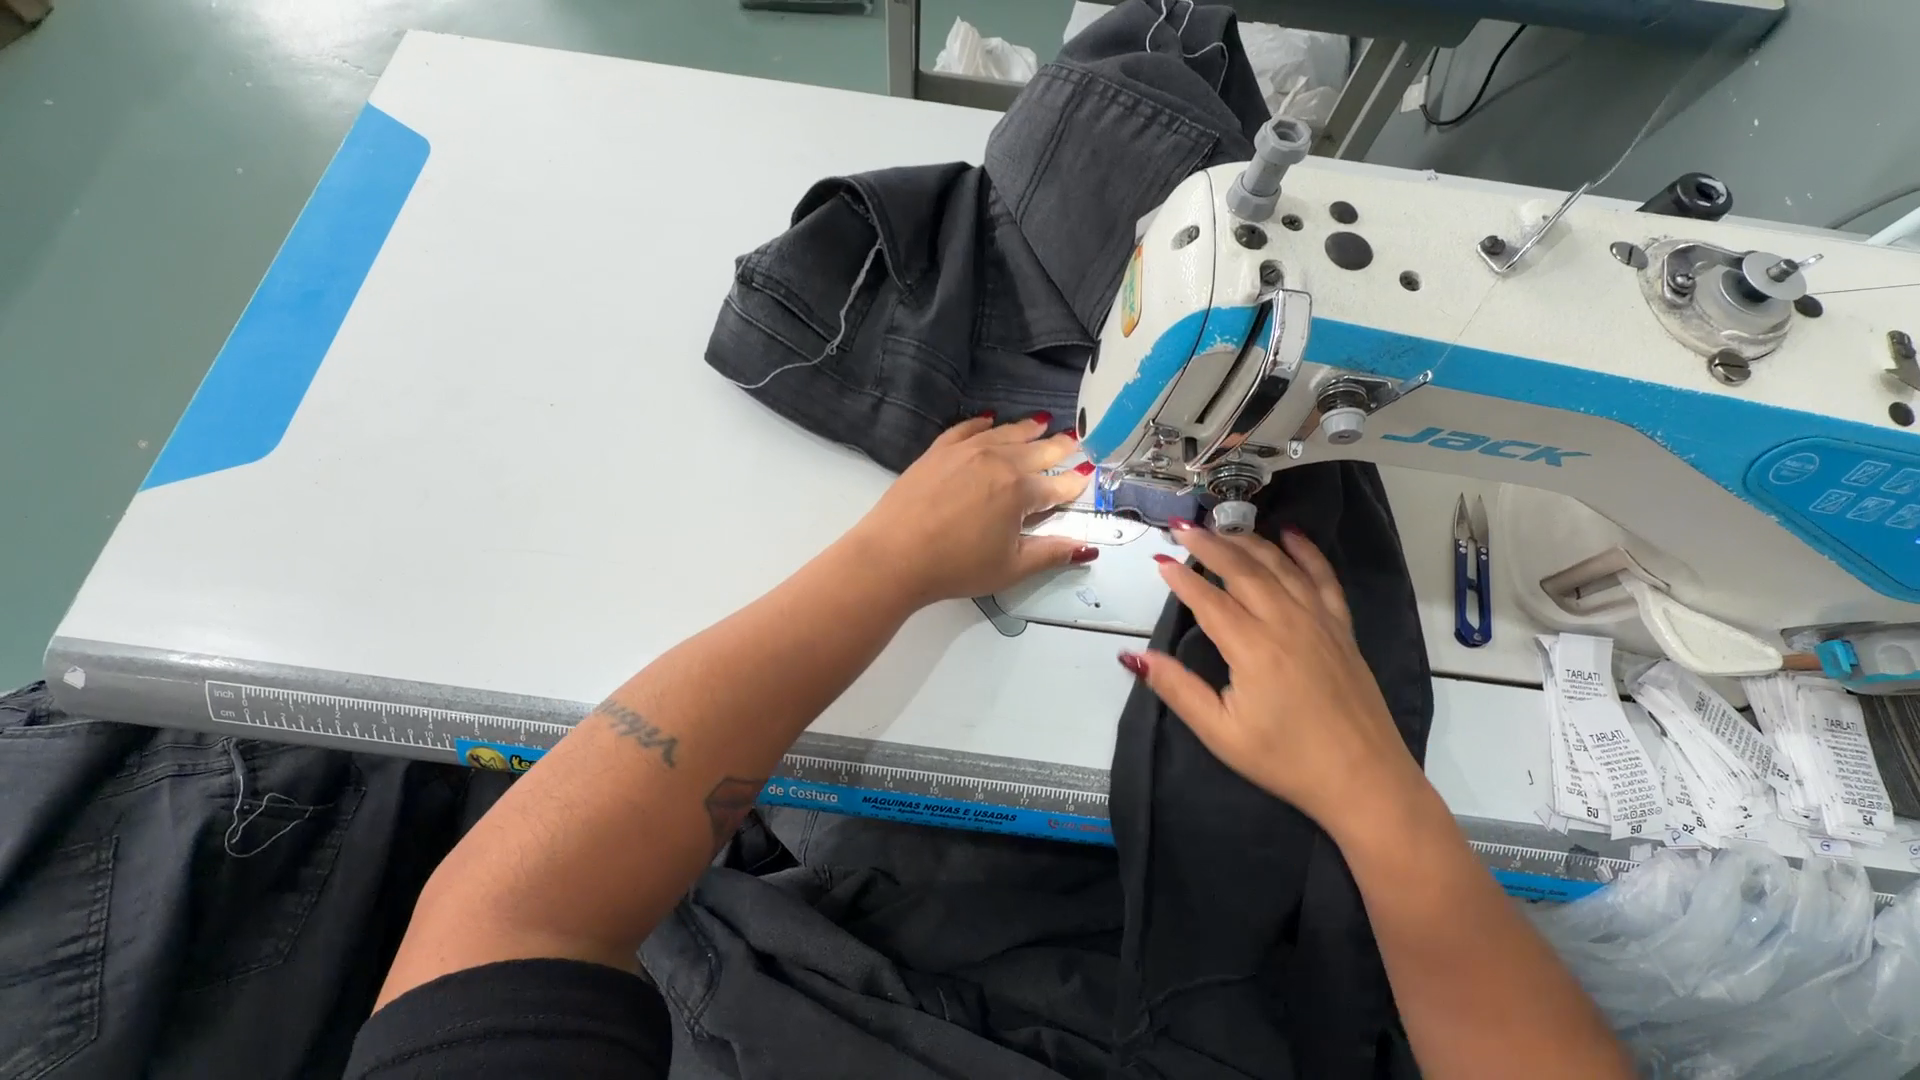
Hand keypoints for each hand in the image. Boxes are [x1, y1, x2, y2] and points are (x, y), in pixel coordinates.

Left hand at [845, 414, 1096, 604]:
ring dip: (1027, 429)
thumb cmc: (955, 567)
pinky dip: (982, 424)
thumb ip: (1051, 554)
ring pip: (1005, 434)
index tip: (1087, 475)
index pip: (1057, 486)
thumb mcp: (1010, 568)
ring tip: (1044, 422)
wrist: (894, 555)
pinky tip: (989, 420)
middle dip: (1059, 447)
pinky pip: (967, 429)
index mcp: (1020, 492)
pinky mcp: (938, 451)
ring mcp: (966, 452)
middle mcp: (998, 462)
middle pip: (1037, 451)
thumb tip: (1086, 549)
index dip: (1074, 483)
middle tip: (1074, 440)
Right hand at [1123, 522, 1426, 831]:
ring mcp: (1319, 621)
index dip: (1181, 578)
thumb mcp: (1221, 732)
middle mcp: (1287, 622)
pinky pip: (1324, 578)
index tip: (1160, 560)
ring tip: (1221, 528)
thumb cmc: (1285, 760)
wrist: (1362, 778)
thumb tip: (1133, 657)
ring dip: (1248, 542)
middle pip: (1243, 570)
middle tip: (1182, 527)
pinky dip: (1306, 552)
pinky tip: (1291, 535)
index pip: (1208, 600)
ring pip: (1279, 566)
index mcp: (1253, 648)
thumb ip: (1177, 689)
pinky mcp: (1342, 628)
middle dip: (1209, 544)